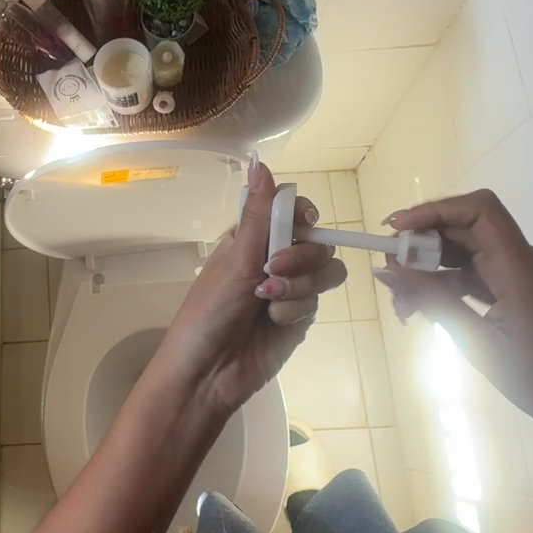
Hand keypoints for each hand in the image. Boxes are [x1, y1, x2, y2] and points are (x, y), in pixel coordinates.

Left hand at [151, 161, 346, 414]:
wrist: (208, 372)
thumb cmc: (209, 310)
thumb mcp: (234, 259)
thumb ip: (257, 215)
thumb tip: (259, 160)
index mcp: (250, 238)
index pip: (292, 210)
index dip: (302, 216)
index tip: (300, 225)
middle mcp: (272, 258)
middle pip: (316, 242)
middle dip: (300, 258)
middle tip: (272, 271)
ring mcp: (289, 289)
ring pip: (324, 272)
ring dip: (299, 286)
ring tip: (267, 302)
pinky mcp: (299, 318)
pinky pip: (316, 302)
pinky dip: (295, 310)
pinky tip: (272, 323)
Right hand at [373, 190, 532, 483]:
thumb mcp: (480, 345)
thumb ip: (433, 302)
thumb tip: (386, 270)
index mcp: (521, 268)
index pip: (477, 210)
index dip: (433, 210)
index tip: (393, 231)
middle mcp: (523, 261)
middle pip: (464, 229)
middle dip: (420, 245)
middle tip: (387, 274)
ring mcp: (523, 276)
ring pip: (464, 254)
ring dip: (428, 270)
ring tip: (401, 306)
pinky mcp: (520, 292)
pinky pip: (474, 275)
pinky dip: (445, 286)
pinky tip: (423, 311)